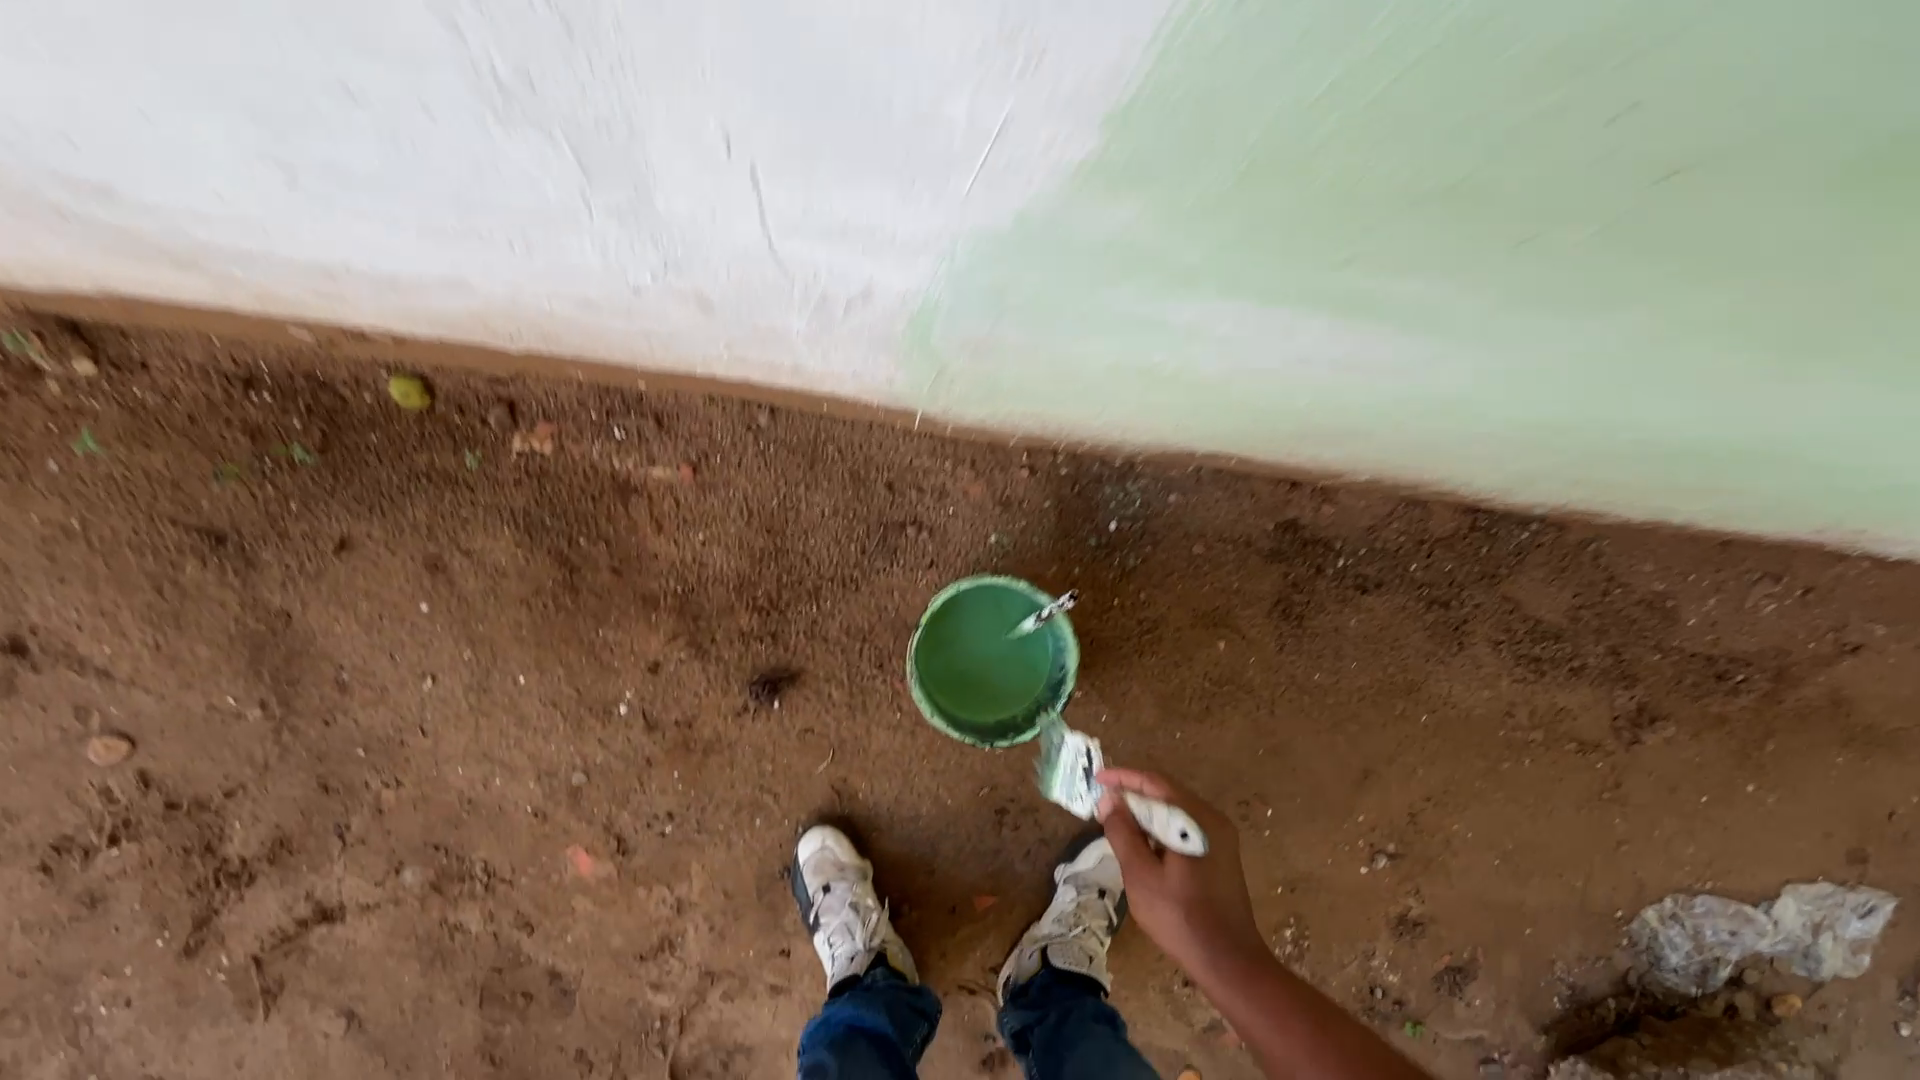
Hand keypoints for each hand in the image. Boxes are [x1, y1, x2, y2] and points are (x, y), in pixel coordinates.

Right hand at [1096, 768, 1263, 979]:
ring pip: (1176, 811)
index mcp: (1196, 819)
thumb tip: (1109, 800)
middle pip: (1167, 794)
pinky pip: (1185, 828)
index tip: (1096, 779)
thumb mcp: (1141, 875)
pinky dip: (1160, 828)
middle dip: (1133, 795)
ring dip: (1146, 813)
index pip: (1155, 782)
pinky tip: (1143, 844)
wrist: (1229, 962)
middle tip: (1102, 805)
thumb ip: (1123, 833)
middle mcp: (1212, 820)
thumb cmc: (1181, 918)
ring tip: (1117, 823)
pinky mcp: (1220, 856)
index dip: (1123, 777)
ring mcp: (1220, 838)